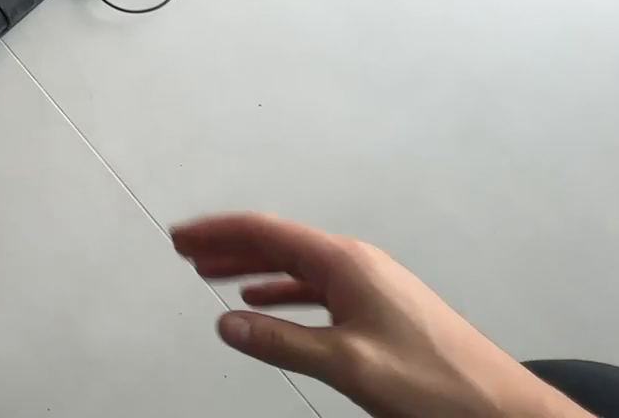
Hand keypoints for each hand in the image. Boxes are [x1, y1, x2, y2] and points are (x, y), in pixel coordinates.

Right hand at [170, 213, 590, 417]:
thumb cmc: (439, 387)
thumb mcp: (351, 365)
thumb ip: (282, 342)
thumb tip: (224, 323)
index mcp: (343, 261)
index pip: (264, 231)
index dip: (217, 231)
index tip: (179, 237)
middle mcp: (354, 262)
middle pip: (275, 241)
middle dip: (226, 244)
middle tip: (184, 250)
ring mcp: (369, 284)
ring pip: (292, 263)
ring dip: (248, 266)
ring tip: (210, 274)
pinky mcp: (380, 308)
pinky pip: (313, 285)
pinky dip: (278, 289)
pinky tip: (262, 303)